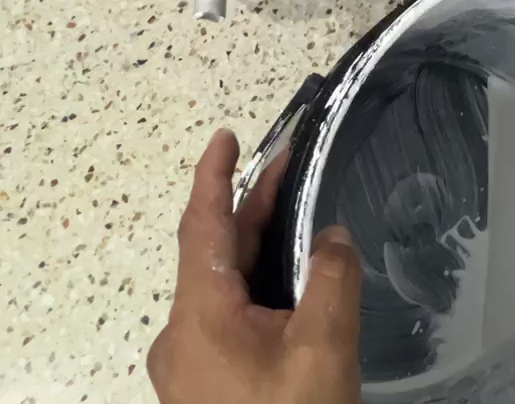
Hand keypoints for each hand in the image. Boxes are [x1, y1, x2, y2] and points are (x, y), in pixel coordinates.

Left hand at [148, 129, 362, 403]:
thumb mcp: (323, 345)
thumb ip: (331, 276)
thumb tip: (330, 239)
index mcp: (200, 316)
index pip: (201, 227)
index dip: (213, 176)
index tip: (227, 136)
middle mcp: (183, 335)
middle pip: (215, 251)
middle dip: (251, 202)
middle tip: (292, 163)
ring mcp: (191, 364)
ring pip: (223, 283)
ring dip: (257, 243)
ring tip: (297, 211)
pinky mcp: (207, 385)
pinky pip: (229, 312)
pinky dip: (258, 280)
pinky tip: (292, 282)